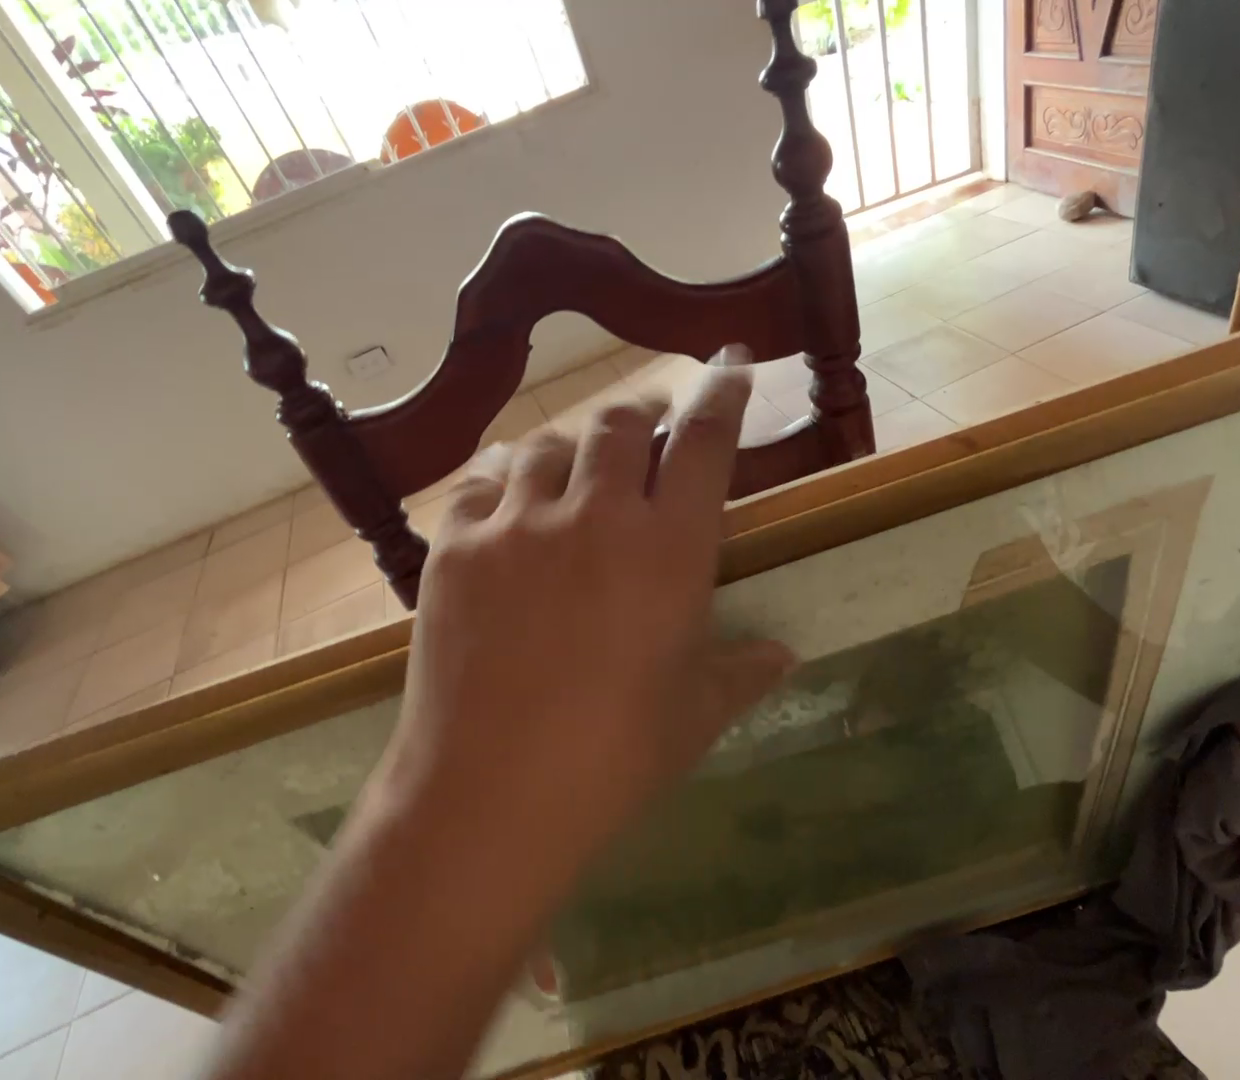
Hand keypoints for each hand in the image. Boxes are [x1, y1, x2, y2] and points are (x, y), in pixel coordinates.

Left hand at [377, 355, 795, 870]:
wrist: (488, 793)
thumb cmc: (611, 760)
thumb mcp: (693, 715)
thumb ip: (742, 671)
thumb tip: (784, 654)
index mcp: (667, 550)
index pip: (704, 441)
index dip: (722, 393)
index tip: (730, 364)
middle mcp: (594, 515)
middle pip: (622, 423)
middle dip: (644, 412)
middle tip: (651, 426)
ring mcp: (517, 524)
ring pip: (551, 442)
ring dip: (576, 443)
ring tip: (580, 464)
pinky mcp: (455, 546)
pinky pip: (483, 479)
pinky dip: (506, 474)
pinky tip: (511, 494)